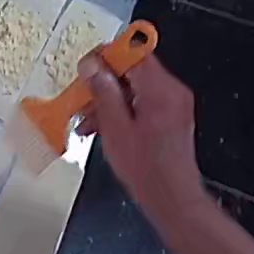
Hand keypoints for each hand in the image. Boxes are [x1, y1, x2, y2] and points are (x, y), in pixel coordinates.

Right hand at [77, 50, 206, 223]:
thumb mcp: (115, 127)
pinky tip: (101, 126)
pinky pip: (139, 100)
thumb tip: (91, 63)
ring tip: (87, 120)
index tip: (85, 69)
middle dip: (103, 82)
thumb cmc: (144, 166)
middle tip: (81, 98)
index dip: (106, 56)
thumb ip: (103, 91)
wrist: (172, 200)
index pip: (133, 53)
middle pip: (131, 69)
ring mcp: (172, 103)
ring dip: (107, 98)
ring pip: (132, 86)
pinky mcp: (169, 115)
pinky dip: (120, 109)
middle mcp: (171, 91)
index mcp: (161, 90)